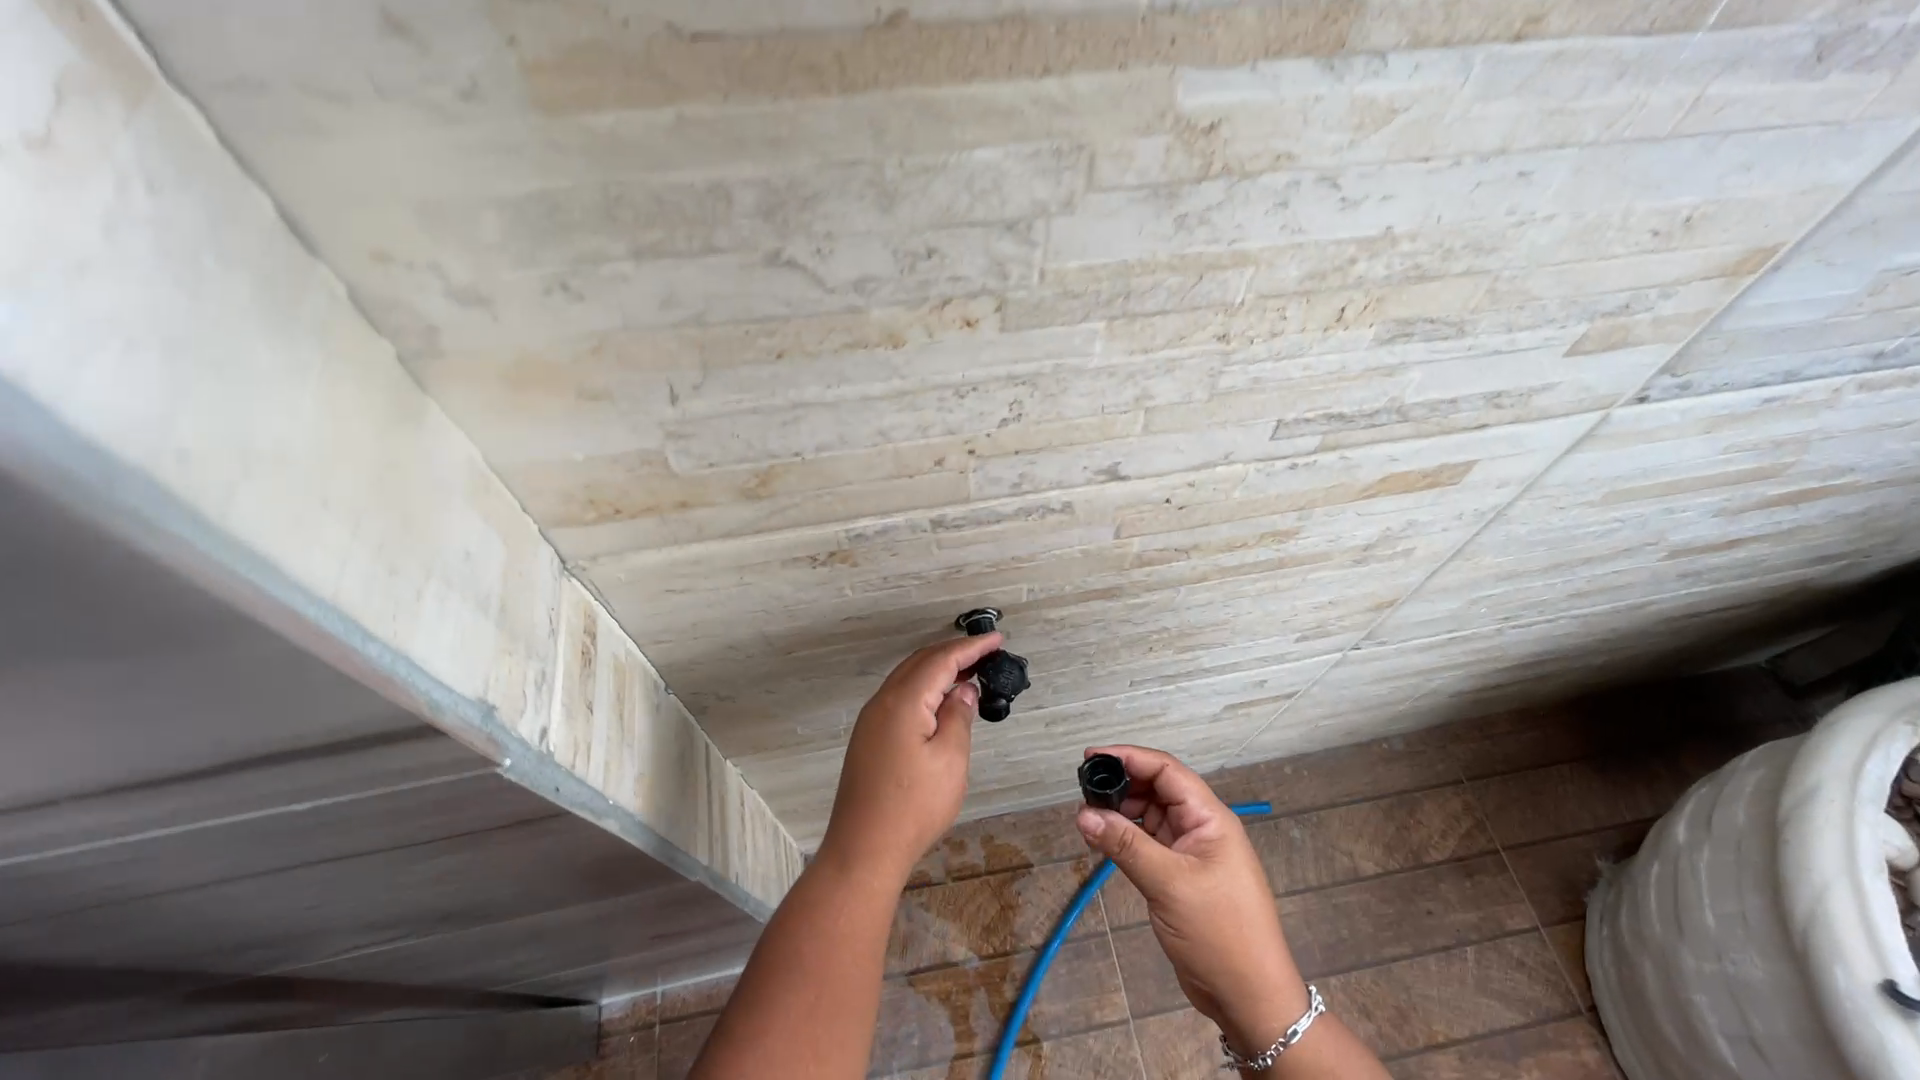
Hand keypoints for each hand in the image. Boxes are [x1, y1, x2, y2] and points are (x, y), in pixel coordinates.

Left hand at [817, 633, 1003, 881]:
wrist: (864, 848)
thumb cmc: (912, 807)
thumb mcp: (950, 759)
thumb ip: (959, 716)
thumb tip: (963, 689)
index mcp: (903, 701)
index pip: (941, 660)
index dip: (971, 647)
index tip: (996, 640)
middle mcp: (882, 703)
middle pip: (921, 662)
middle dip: (954, 653)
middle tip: (987, 653)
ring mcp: (872, 721)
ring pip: (908, 678)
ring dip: (938, 670)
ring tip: (969, 671)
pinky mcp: (869, 738)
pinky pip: (900, 697)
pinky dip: (924, 689)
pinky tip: (941, 702)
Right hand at [1075, 745, 1310, 1058]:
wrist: (1249, 995)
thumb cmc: (1220, 932)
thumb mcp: (1169, 884)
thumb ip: (1125, 845)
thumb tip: (1083, 814)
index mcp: (1210, 818)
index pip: (1167, 771)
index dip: (1130, 757)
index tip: (1092, 756)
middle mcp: (1200, 829)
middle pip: (1157, 790)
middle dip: (1121, 786)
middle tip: (1084, 793)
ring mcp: (1190, 854)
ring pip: (1149, 817)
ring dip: (1120, 814)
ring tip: (1087, 821)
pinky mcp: (1179, 877)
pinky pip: (1147, 844)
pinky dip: (1124, 839)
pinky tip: (1101, 842)